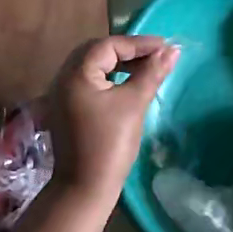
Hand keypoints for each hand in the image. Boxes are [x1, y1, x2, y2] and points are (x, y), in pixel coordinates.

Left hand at [45, 35, 177, 203]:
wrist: (85, 187)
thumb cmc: (110, 144)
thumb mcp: (134, 104)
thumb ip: (152, 73)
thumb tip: (172, 50)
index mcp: (75, 73)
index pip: (108, 45)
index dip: (139, 44)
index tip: (166, 47)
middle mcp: (62, 79)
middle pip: (96, 53)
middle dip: (127, 52)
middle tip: (155, 56)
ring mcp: (60, 96)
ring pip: (90, 69)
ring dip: (117, 66)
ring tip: (145, 71)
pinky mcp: (65, 111)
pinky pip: (86, 84)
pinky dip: (107, 80)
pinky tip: (125, 88)